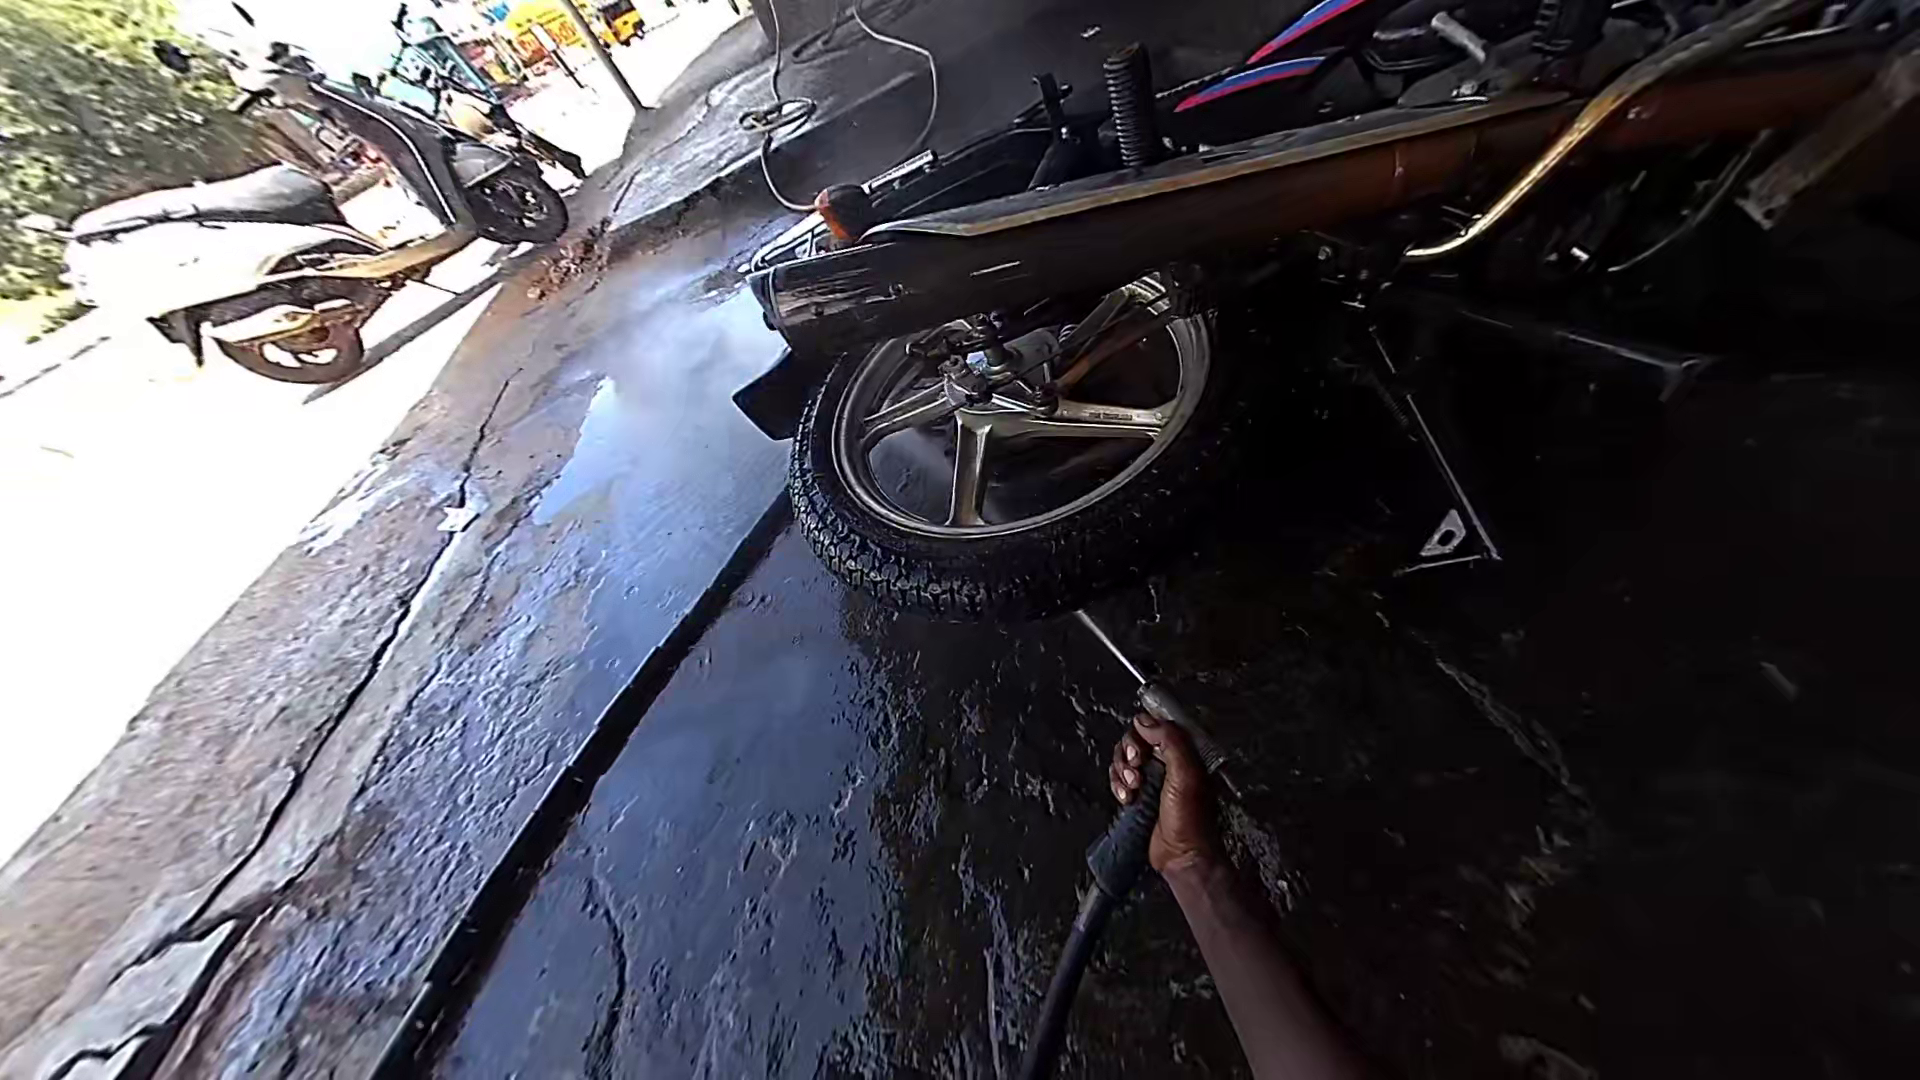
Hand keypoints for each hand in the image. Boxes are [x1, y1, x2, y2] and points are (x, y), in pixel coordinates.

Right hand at [1110, 713, 1220, 875]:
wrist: (1182, 857)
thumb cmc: (1191, 820)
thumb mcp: (1186, 774)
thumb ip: (1169, 741)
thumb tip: (1144, 719)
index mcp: (1182, 753)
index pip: (1155, 726)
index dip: (1143, 733)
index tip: (1141, 749)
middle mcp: (1166, 762)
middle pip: (1134, 741)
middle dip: (1129, 754)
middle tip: (1136, 769)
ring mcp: (1151, 779)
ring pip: (1123, 759)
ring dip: (1122, 772)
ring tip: (1134, 789)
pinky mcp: (1138, 794)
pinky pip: (1118, 779)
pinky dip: (1118, 786)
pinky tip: (1128, 798)